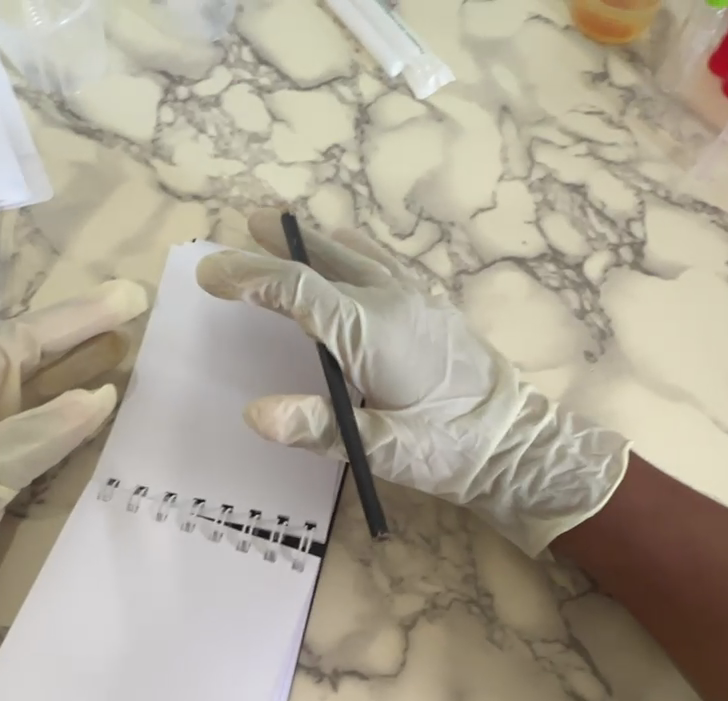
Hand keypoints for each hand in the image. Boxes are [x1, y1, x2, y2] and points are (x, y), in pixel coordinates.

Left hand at [0, 281, 148, 700]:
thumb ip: (38, 432)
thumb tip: (100, 392)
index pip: (22, 341)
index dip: (76, 317)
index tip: (130, 298)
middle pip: (31, 362)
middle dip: (82, 337)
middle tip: (137, 316)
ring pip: (39, 403)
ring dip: (81, 378)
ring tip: (129, 361)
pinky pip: (42, 445)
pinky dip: (75, 430)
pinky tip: (101, 431)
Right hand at [197, 210, 629, 555]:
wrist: (517, 441)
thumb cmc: (450, 448)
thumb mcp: (384, 449)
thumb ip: (319, 429)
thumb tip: (253, 414)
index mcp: (371, 332)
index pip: (298, 291)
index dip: (250, 276)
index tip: (210, 271)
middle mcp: (391, 301)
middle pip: (324, 259)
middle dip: (278, 244)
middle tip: (243, 224)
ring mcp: (416, 298)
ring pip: (355, 254)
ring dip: (314, 240)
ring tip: (283, 224)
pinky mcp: (432, 306)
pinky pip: (383, 262)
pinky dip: (353, 249)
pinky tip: (349, 247)